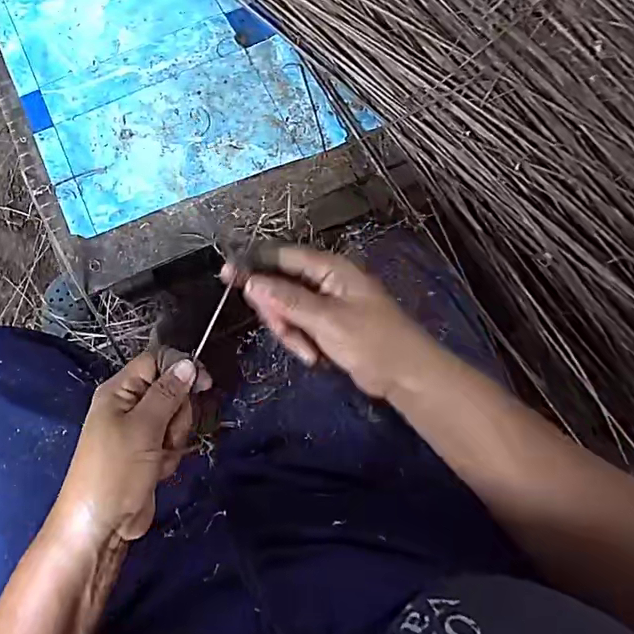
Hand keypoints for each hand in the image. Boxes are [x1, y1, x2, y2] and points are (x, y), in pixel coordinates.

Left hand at [52, 352, 205, 542]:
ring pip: (175, 419)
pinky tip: (158, 471)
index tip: (204, 383)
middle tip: (165, 434)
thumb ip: (168, 393)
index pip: (155, 362)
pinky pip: (172, 442)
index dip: (180, 368)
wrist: (101, 525)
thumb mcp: (143, 427)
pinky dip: (170, 456)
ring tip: (158, 457)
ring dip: (174, 439)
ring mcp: (139, 431)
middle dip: (177, 414)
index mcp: (119, 391)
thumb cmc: (115, 471)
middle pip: (171, 391)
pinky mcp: (148, 453)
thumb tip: (188, 363)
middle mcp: (128, 406)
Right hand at [223, 244, 452, 402]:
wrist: (407, 377)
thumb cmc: (372, 341)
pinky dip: (301, 341)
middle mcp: (325, 280)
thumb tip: (251, 283)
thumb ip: (286, 300)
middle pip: (280, 286)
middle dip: (277, 312)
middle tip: (284, 332)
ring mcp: (325, 303)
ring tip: (308, 352)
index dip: (253, 264)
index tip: (227, 275)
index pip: (282, 257)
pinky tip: (315, 357)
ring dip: (290, 332)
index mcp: (330, 268)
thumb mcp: (326, 320)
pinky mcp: (326, 324)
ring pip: (286, 309)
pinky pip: (298, 325)